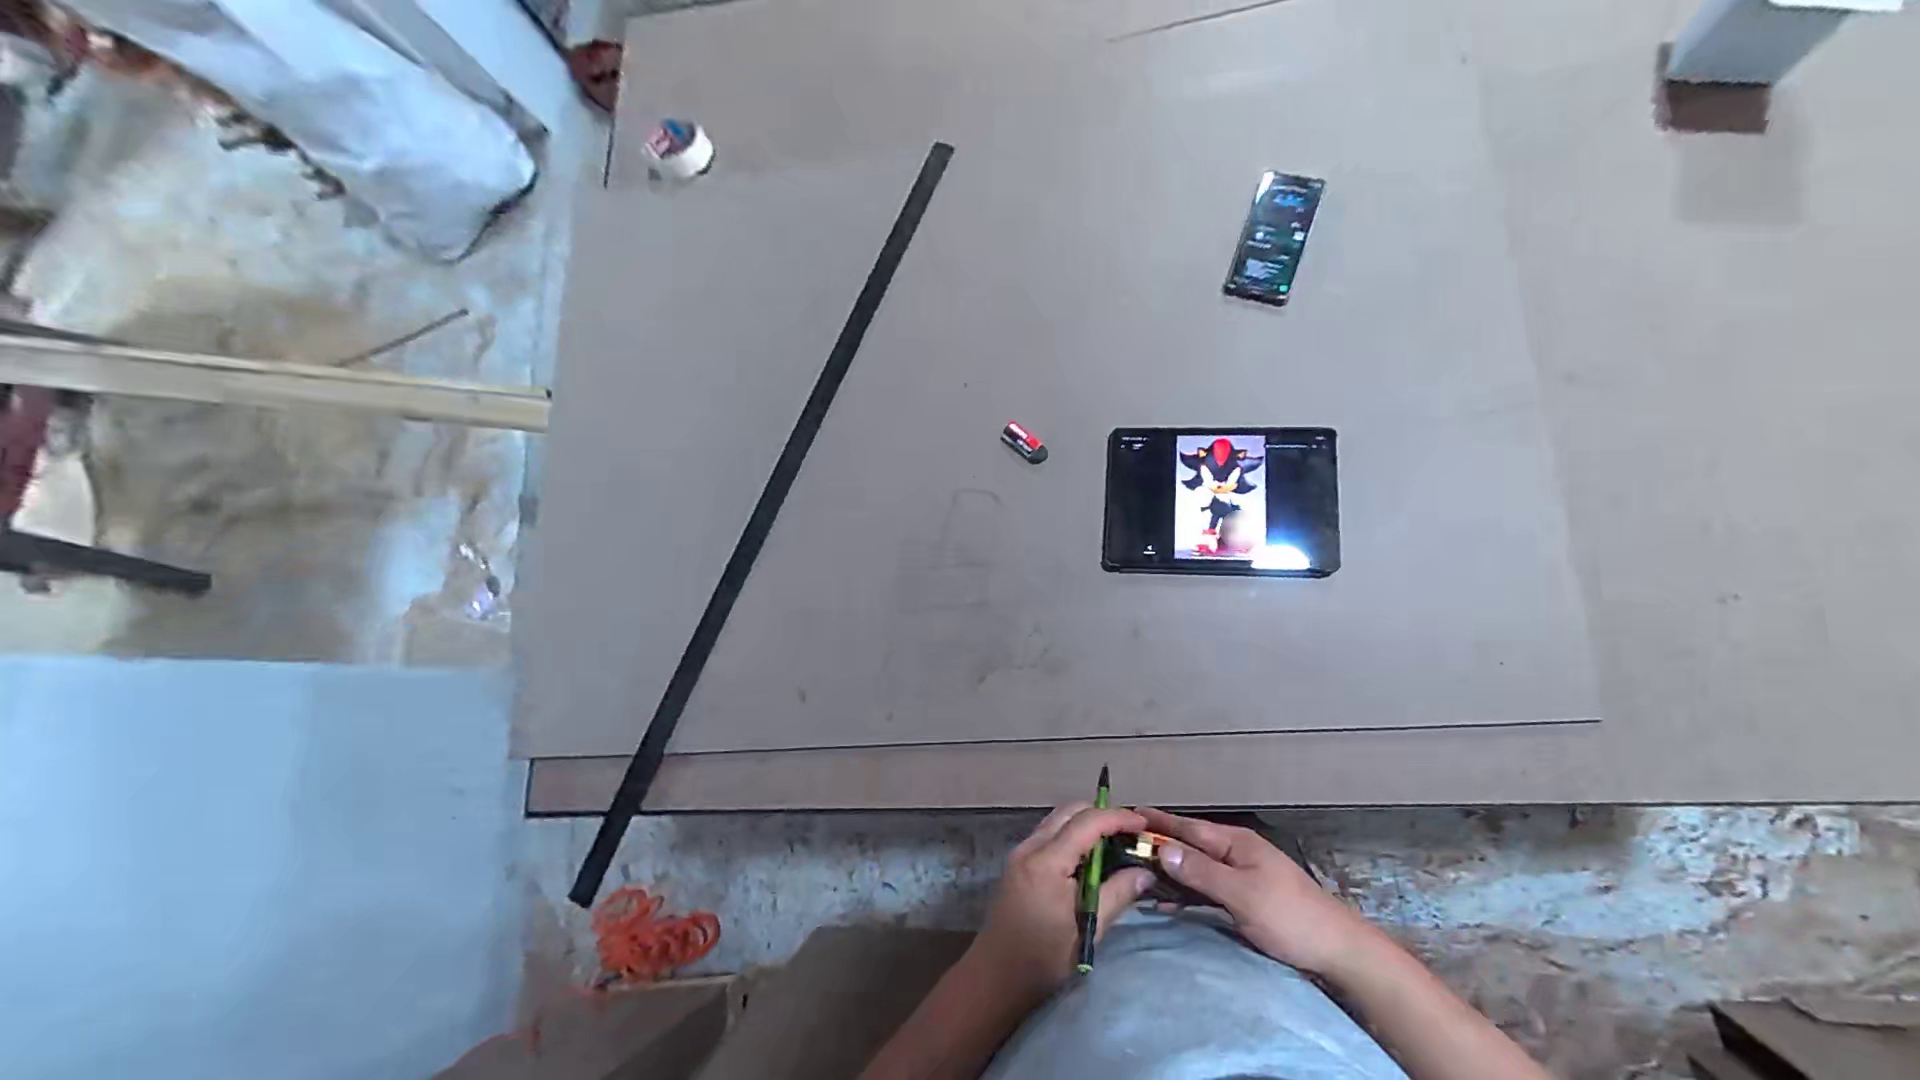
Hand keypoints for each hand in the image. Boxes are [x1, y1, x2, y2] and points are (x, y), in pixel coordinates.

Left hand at [966, 802, 1154, 1002]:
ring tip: (1114, 842)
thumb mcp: (1087, 929)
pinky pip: (1049, 834)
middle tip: (1129, 832)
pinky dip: (1071, 834)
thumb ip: (1117, 894)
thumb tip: (1144, 873)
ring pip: (1057, 820)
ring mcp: (1021, 852)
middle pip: (1069, 812)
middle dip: (1101, 814)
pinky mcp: (1018, 862)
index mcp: (1046, 861)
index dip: (1117, 818)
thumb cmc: (1042, 958)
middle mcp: (1030, 847)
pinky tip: (1089, 856)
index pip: (1086, 822)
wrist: (996, 975)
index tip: (1142, 824)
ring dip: (1085, 822)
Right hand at [1137, 806, 1384, 977]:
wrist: (1338, 952)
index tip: (1126, 814)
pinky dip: (1183, 889)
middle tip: (1122, 845)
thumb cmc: (1290, 917)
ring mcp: (1239, 875)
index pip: (1186, 826)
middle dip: (1157, 843)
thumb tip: (1162, 848)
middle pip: (1188, 844)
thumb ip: (1201, 871)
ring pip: (1194, 866)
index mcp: (1234, 842)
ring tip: (1135, 870)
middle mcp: (1234, 852)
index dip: (1157, 821)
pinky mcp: (1243, 897)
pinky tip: (1166, 898)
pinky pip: (1204, 886)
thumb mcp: (1243, 893)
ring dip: (1168, 869)